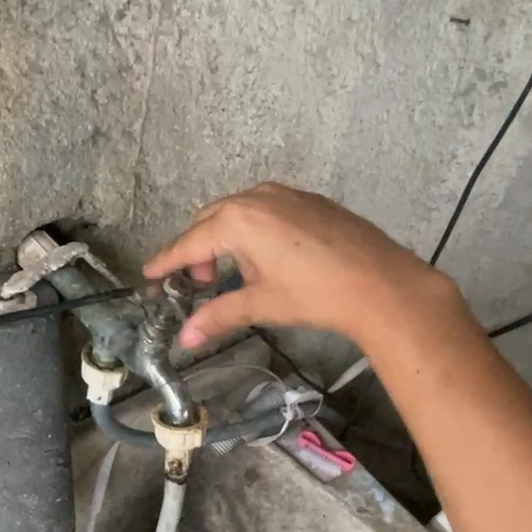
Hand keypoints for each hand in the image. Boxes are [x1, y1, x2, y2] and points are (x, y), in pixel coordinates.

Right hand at [142, 183, 467, 349]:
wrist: (381, 283)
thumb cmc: (317, 294)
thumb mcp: (262, 304)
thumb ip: (219, 315)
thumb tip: (186, 337)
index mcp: (239, 220)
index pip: (190, 242)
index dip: (167, 261)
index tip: (149, 273)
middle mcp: (258, 197)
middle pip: (210, 221)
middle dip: (197, 251)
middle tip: (197, 284)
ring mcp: (286, 194)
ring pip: (238, 212)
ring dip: (225, 240)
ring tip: (234, 276)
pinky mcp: (308, 200)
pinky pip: (265, 209)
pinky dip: (252, 231)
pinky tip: (266, 260)